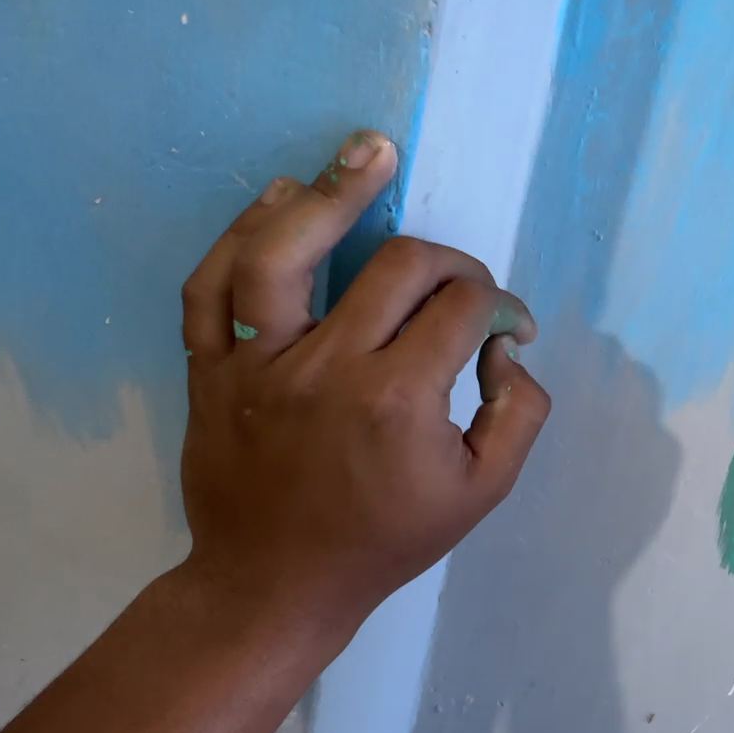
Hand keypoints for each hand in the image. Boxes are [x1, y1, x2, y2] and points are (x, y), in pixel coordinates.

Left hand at [178, 130, 550, 632]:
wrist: (276, 582)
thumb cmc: (391, 537)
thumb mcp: (486, 488)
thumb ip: (521, 412)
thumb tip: (507, 351)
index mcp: (400, 398)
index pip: (464, 309)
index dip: (502, 307)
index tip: (510, 331)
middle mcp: (328, 366)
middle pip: (400, 267)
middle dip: (453, 261)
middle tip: (468, 284)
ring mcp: (259, 362)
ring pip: (287, 251)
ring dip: (335, 193)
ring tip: (369, 149)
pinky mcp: (213, 368)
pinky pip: (212, 285)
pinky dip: (243, 232)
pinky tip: (279, 195)